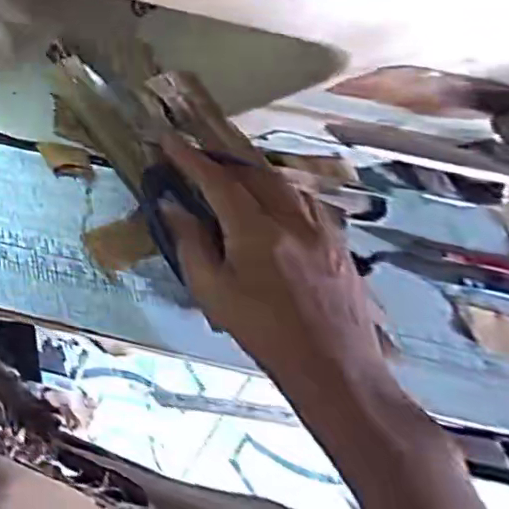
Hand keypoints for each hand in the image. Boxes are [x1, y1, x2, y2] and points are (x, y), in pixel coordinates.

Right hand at [158, 133, 385, 385]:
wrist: (335, 370)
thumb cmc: (260, 329)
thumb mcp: (209, 286)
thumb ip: (190, 239)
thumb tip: (171, 204)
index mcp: (257, 232)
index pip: (217, 181)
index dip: (188, 157)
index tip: (166, 139)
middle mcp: (295, 225)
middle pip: (256, 175)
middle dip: (221, 160)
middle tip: (194, 157)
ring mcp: (325, 237)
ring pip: (287, 186)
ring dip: (254, 173)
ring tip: (230, 174)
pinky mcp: (341, 250)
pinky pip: (309, 205)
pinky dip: (282, 193)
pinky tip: (271, 202)